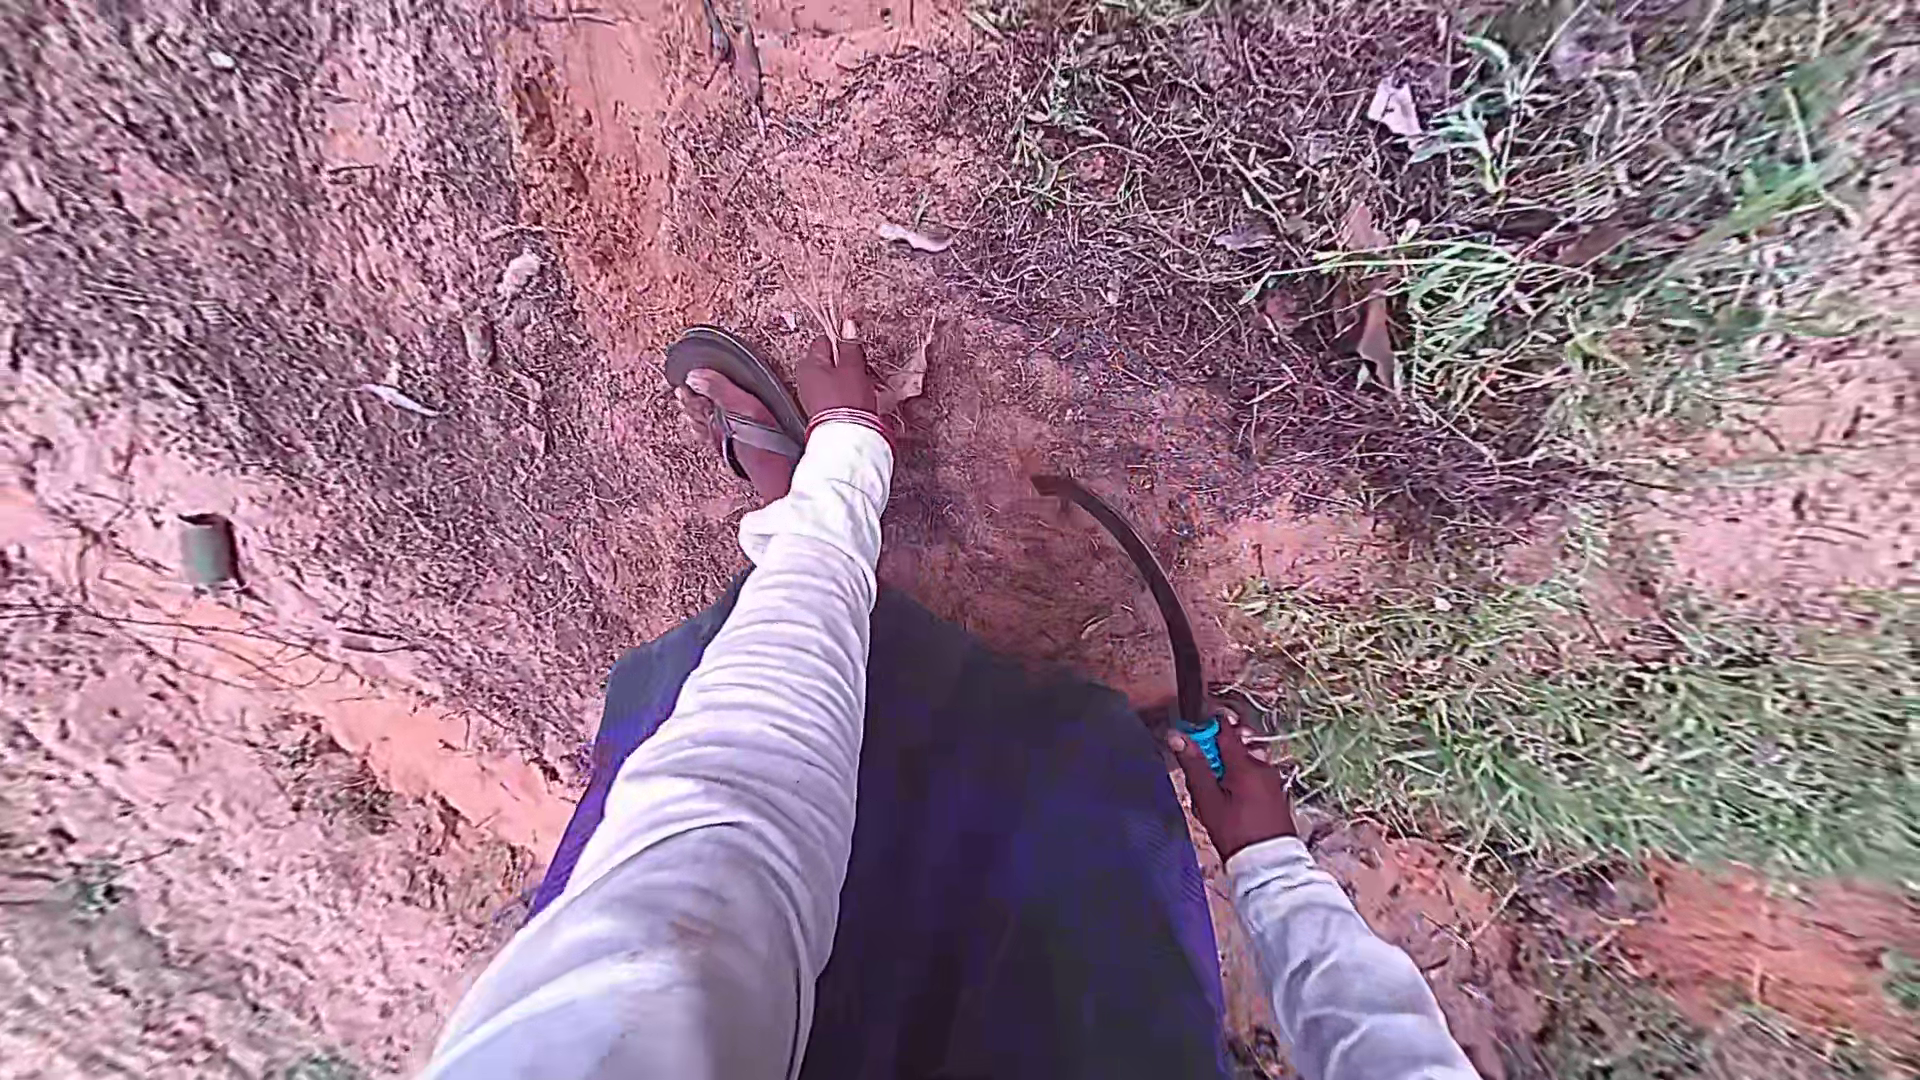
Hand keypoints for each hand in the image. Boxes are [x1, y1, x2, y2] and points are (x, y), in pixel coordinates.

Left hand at [796, 331, 876, 414]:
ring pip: (828, 378)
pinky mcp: (818, 410)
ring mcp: (809, 395)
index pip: (824, 340)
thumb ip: (849, 345)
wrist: (846, 436)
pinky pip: (830, 394)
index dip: (841, 343)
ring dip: (842, 379)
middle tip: (859, 370)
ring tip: (858, 387)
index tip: (856, 350)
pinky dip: (841, 394)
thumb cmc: (848, 400)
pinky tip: (852, 400)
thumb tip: (847, 324)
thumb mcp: (853, 367)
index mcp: (808, 362)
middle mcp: (804, 377)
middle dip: (841, 363)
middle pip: (825, 360)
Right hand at [1167, 707, 1296, 859]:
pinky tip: (1228, 802)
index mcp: (1245, 764)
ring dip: (1226, 770)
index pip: (1225, 730)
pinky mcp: (1276, 794)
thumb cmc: (1235, 832)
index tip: (1192, 736)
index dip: (1206, 728)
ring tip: (1213, 793)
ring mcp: (1272, 781)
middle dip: (1215, 755)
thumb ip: (1193, 764)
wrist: (1269, 866)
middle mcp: (1263, 767)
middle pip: (1234, 747)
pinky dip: (1239, 781)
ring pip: (1243, 763)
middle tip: (1201, 775)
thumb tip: (1176, 736)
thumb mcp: (1207, 798)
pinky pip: (1253, 776)